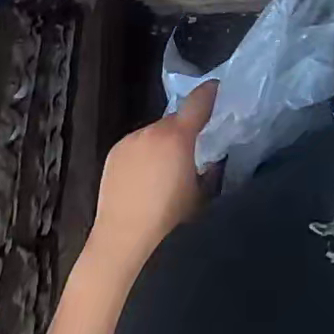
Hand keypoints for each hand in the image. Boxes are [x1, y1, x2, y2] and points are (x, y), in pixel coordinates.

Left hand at [89, 83, 217, 265]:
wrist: (123, 244)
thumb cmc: (170, 221)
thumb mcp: (203, 194)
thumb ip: (210, 168)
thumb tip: (213, 156)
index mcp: (177, 135)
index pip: (199, 100)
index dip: (211, 92)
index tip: (220, 90)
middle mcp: (151, 130)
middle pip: (175, 119)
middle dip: (186, 129)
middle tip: (196, 150)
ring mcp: (128, 141)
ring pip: (155, 133)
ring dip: (165, 142)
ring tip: (168, 170)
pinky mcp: (112, 154)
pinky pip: (137, 145)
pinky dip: (146, 153)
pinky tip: (146, 179)